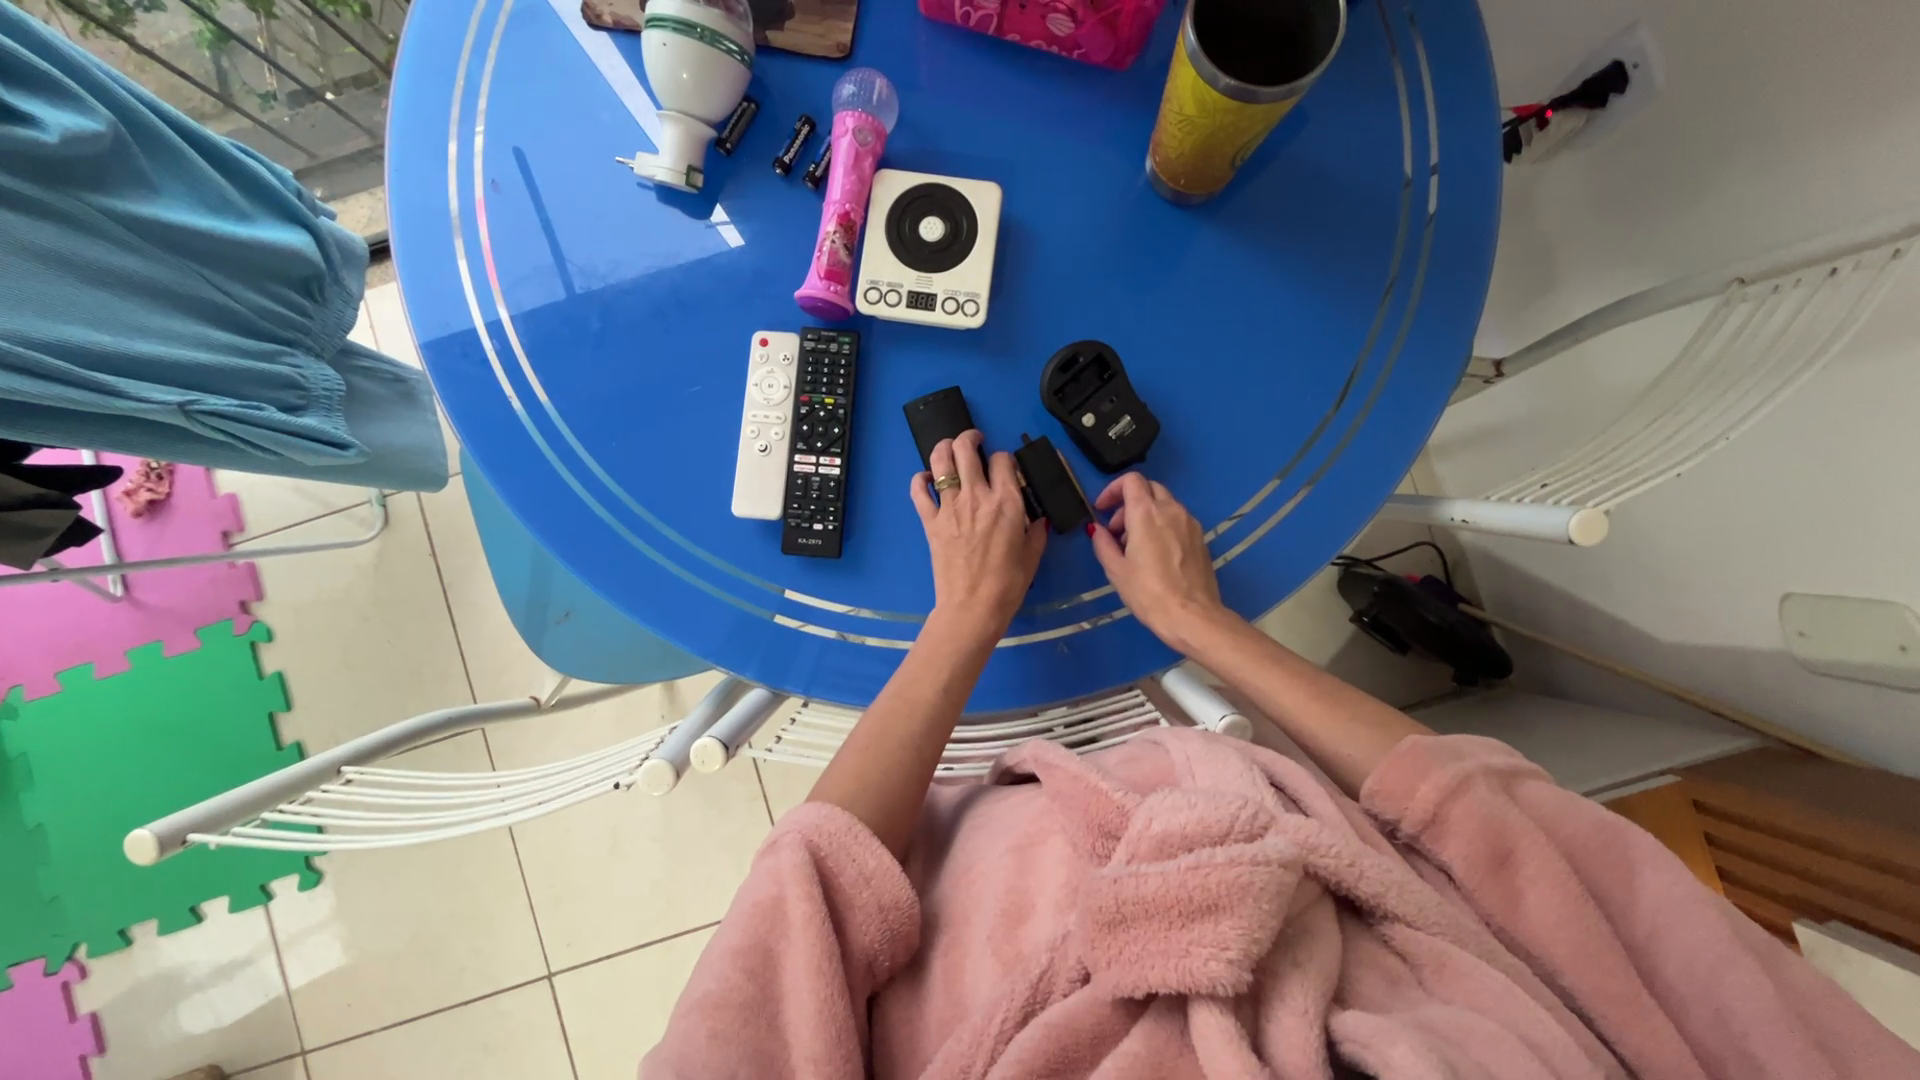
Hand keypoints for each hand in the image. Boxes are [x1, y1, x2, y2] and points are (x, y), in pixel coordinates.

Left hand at [910, 430, 1047, 636]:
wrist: (973, 607)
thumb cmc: (1007, 585)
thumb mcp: (1033, 555)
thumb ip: (1036, 531)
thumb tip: (1038, 519)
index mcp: (1007, 502)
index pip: (1003, 460)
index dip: (1005, 459)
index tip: (1004, 468)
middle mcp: (977, 496)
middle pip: (966, 448)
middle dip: (970, 438)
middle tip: (974, 441)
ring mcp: (950, 507)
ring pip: (940, 461)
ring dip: (944, 447)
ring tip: (950, 449)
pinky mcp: (930, 521)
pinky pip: (918, 491)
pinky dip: (919, 480)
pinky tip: (926, 479)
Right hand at [1088, 473, 1229, 651]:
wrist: (1192, 616)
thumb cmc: (1148, 593)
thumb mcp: (1116, 570)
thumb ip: (1103, 543)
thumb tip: (1098, 530)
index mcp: (1147, 513)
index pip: (1131, 480)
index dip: (1113, 489)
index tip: (1102, 510)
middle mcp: (1171, 510)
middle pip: (1149, 488)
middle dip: (1128, 503)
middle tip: (1116, 530)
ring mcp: (1190, 522)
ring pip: (1164, 504)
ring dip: (1146, 515)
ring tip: (1135, 545)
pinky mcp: (1201, 538)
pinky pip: (1177, 520)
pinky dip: (1162, 525)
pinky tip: (1156, 554)